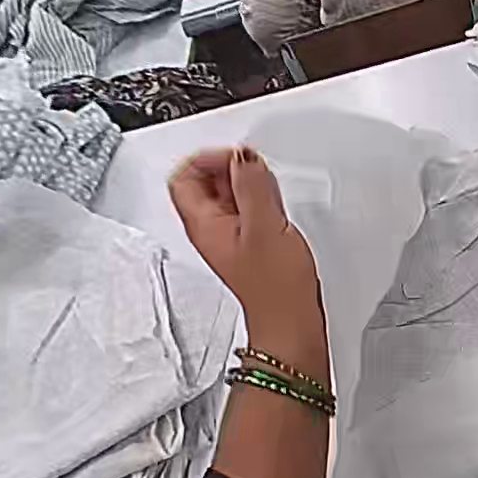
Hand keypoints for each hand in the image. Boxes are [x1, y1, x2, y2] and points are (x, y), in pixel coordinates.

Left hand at [169, 147, 326, 374]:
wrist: (291, 319)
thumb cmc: (276, 287)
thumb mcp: (265, 226)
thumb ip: (253, 186)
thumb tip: (244, 157)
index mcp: (204, 224)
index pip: (185, 176)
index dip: (209, 158)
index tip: (238, 157)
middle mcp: (213, 231)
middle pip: (205, 183)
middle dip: (230, 167)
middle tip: (254, 167)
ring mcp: (233, 239)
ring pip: (229, 196)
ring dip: (247, 183)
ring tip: (268, 186)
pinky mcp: (253, 245)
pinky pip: (249, 211)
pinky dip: (260, 200)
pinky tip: (277, 206)